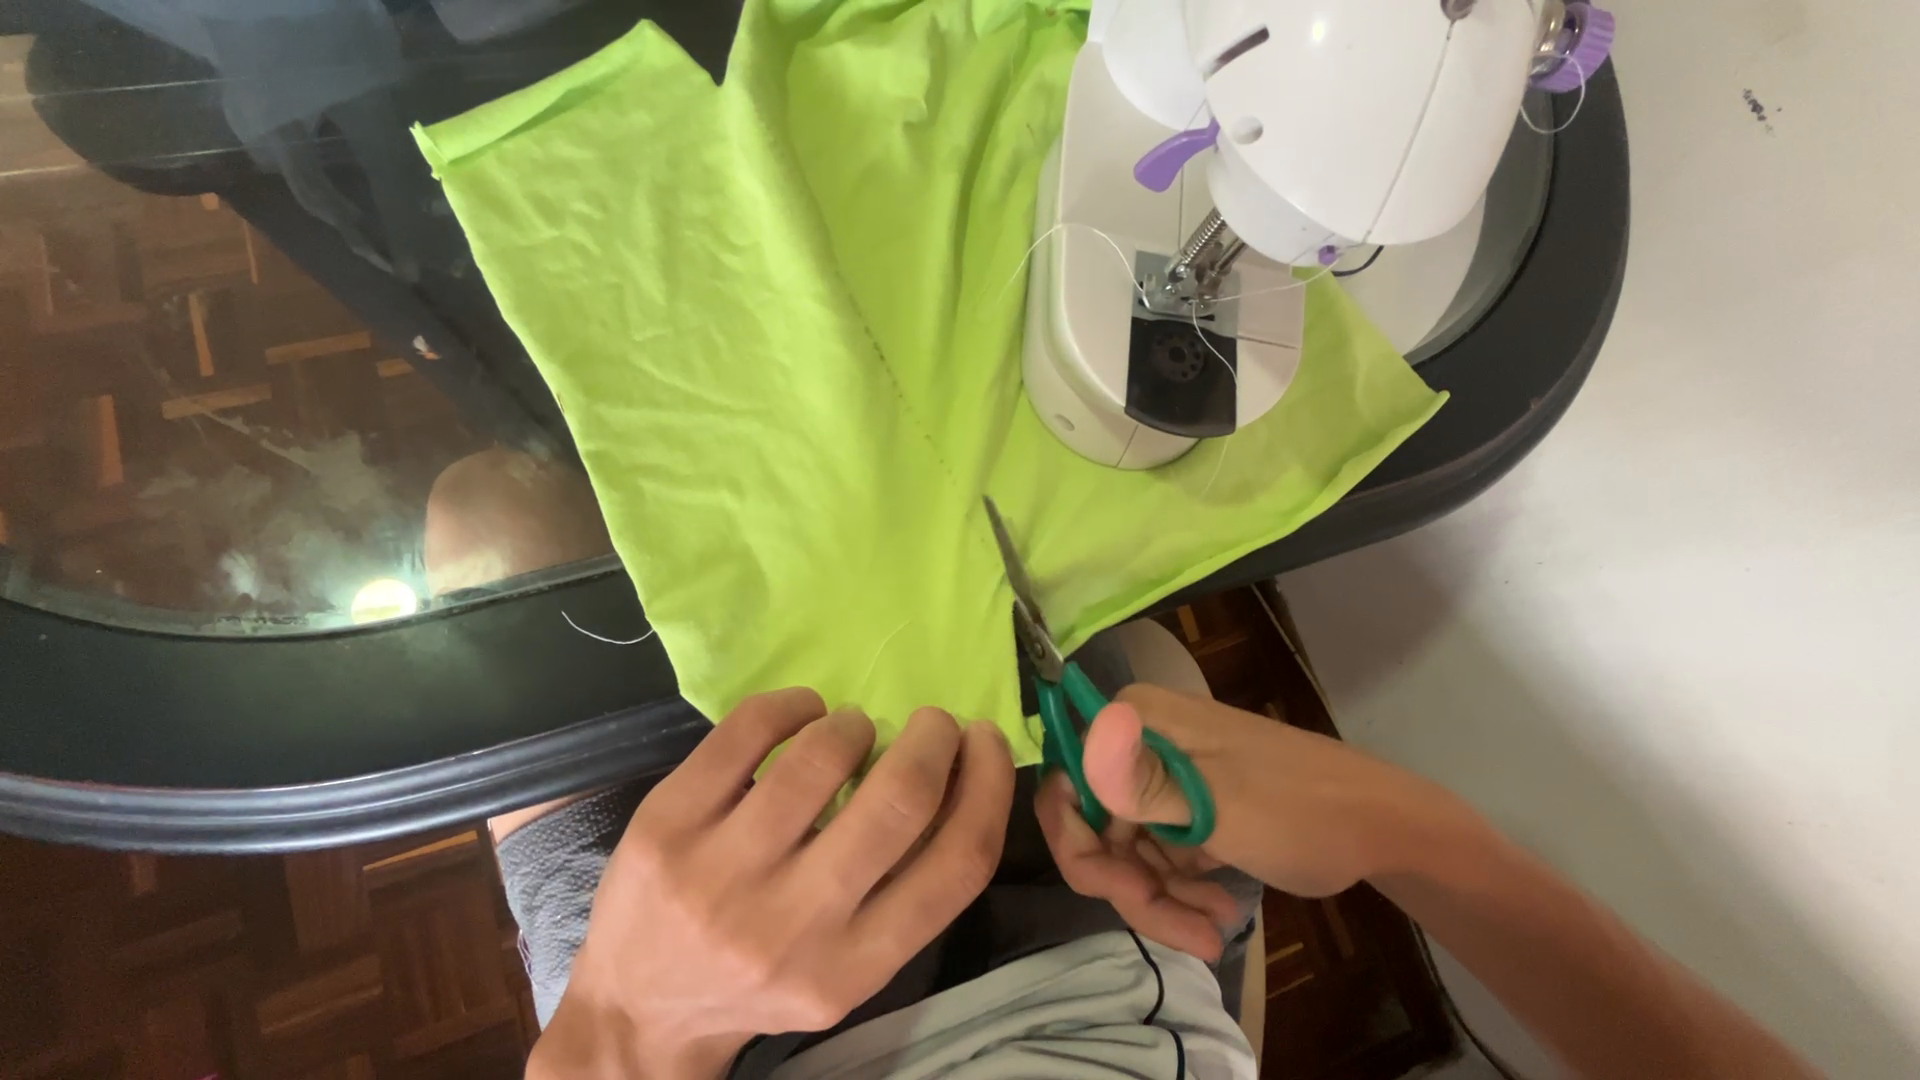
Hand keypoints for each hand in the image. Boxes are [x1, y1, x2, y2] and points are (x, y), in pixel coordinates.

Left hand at [531, 688, 1014, 1079]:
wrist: (640, 1015)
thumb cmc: (763, 979)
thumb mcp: (848, 968)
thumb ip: (903, 887)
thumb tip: (955, 774)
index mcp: (853, 967)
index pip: (957, 862)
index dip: (988, 783)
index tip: (984, 741)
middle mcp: (792, 924)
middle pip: (899, 799)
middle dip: (932, 738)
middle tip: (931, 723)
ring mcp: (720, 872)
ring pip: (820, 755)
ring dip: (855, 723)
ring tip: (852, 729)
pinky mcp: (666, 826)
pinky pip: (747, 730)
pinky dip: (791, 704)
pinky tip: (802, 712)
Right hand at [1038, 684, 1461, 956]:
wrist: (1379, 828)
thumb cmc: (1297, 808)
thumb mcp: (1218, 802)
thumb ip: (1145, 780)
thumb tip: (1091, 728)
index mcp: (1135, 720)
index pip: (1068, 781)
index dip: (1078, 841)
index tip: (1117, 890)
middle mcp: (1138, 741)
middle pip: (1094, 824)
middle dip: (1127, 882)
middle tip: (1177, 925)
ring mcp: (1162, 777)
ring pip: (1125, 850)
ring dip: (1159, 896)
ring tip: (1209, 926)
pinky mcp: (1185, 808)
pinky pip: (1155, 856)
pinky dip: (1177, 889)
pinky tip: (1216, 909)